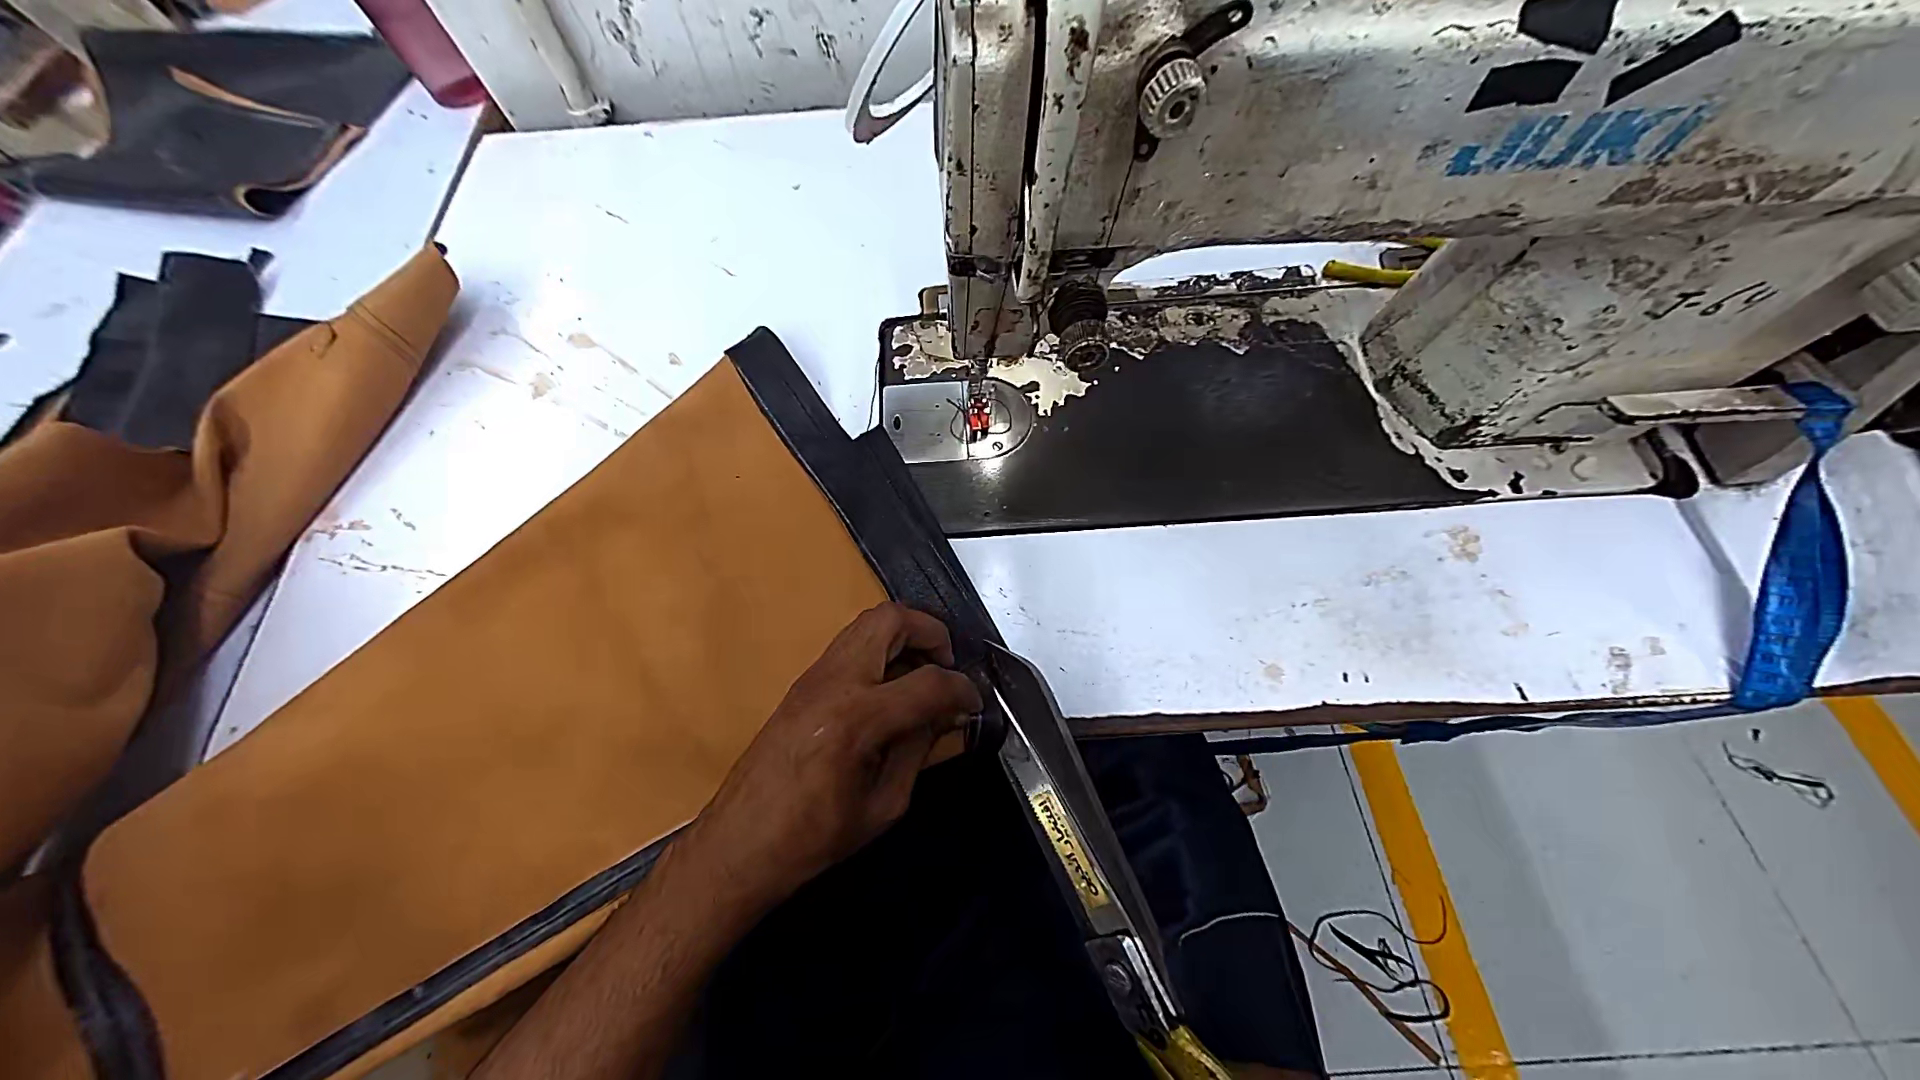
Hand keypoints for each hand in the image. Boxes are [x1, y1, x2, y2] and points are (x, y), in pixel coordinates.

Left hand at [677, 602, 983, 914]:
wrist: (738, 844)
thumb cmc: (812, 838)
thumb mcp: (883, 804)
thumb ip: (918, 749)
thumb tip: (944, 716)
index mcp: (856, 719)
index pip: (927, 682)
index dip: (962, 689)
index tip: (974, 702)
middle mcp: (834, 682)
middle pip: (891, 619)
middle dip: (932, 632)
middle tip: (947, 664)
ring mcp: (813, 677)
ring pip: (867, 622)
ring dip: (904, 635)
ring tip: (922, 673)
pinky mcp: (802, 683)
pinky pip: (851, 644)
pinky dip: (881, 649)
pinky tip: (891, 687)